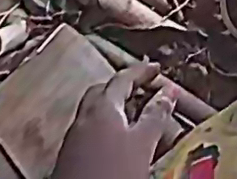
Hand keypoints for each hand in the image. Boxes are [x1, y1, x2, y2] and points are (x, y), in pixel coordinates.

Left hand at [53, 64, 179, 178]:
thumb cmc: (114, 173)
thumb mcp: (143, 144)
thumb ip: (156, 115)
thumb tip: (168, 91)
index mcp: (103, 106)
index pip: (123, 78)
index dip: (143, 72)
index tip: (158, 69)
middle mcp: (84, 116)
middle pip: (104, 91)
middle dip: (123, 86)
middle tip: (142, 89)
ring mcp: (73, 138)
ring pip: (94, 111)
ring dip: (114, 107)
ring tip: (133, 115)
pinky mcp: (68, 159)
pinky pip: (89, 129)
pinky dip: (104, 125)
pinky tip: (115, 141)